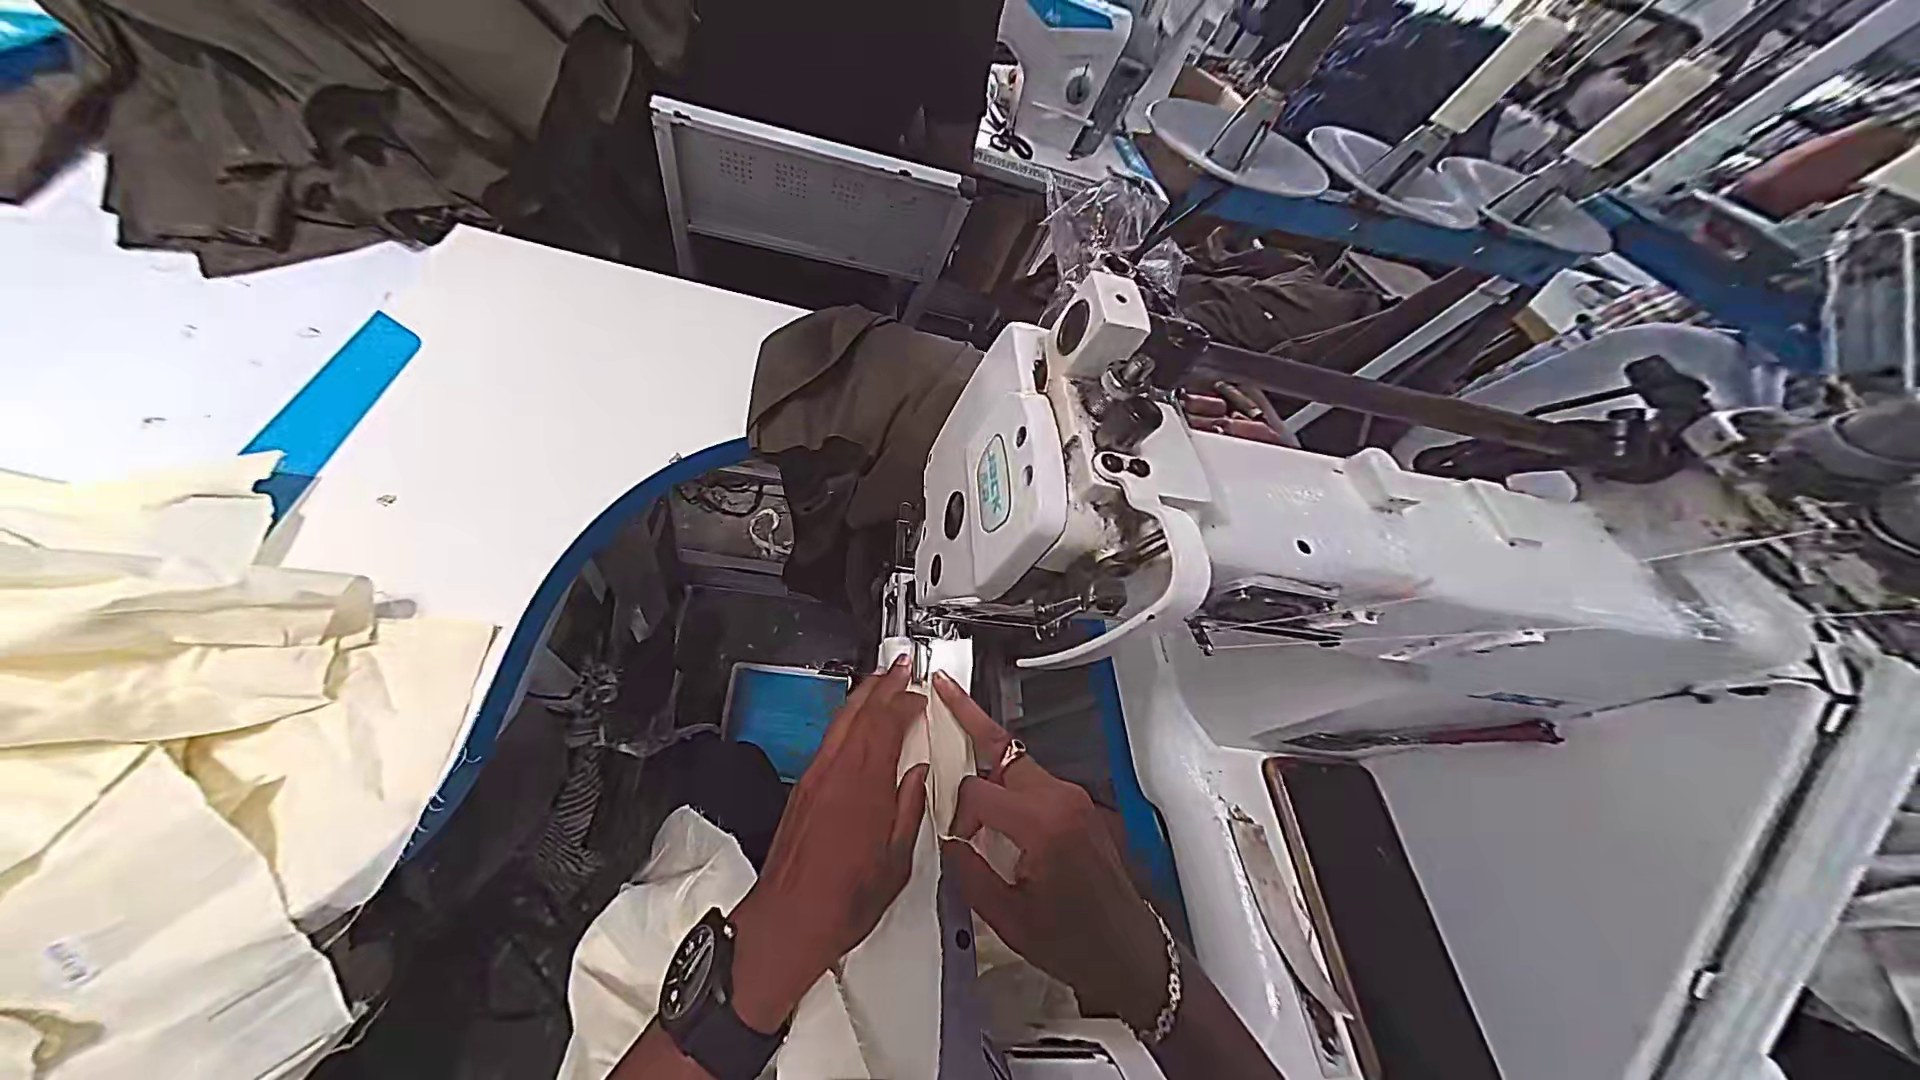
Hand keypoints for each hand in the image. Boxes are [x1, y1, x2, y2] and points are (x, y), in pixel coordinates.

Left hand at [727, 657, 929, 1032]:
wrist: (788, 921)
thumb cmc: (842, 900)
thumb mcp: (897, 861)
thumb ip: (909, 809)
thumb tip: (917, 777)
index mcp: (866, 786)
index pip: (888, 724)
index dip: (907, 704)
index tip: (921, 697)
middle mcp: (837, 772)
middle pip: (862, 711)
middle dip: (885, 684)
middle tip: (901, 665)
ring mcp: (816, 776)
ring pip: (842, 719)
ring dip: (864, 695)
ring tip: (880, 680)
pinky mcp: (803, 786)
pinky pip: (829, 737)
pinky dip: (847, 718)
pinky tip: (856, 719)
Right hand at [932, 672, 1170, 1031]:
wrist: (1130, 952)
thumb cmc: (1081, 942)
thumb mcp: (1007, 918)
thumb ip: (968, 871)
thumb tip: (949, 841)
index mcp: (1043, 826)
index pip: (977, 791)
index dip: (956, 812)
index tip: (953, 834)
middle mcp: (1061, 800)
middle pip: (1003, 747)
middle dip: (968, 718)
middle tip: (945, 690)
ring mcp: (1073, 798)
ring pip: (1017, 759)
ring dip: (986, 752)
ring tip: (960, 726)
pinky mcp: (1078, 804)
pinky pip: (1034, 778)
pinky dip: (1007, 776)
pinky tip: (992, 789)